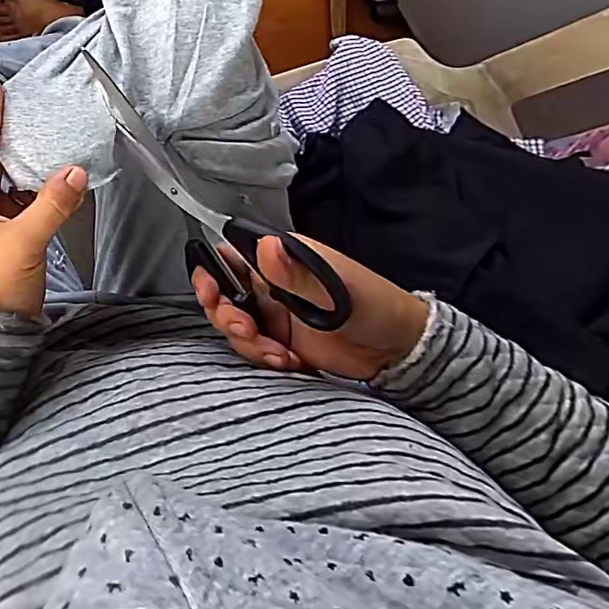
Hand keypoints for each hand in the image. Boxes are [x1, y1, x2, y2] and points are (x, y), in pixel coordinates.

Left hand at [0, 81, 88, 316]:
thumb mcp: (22, 241)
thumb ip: (52, 205)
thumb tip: (77, 172)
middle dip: (11, 132)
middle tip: (27, 104)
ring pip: (17, 179)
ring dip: (33, 160)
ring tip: (51, 133)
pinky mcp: (16, 232)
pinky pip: (32, 199)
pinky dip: (47, 186)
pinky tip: (63, 176)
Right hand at [193, 234, 428, 380]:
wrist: (398, 350)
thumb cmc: (375, 306)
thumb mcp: (336, 289)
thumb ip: (296, 273)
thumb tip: (266, 246)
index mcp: (284, 259)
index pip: (232, 257)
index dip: (212, 273)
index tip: (211, 292)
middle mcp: (272, 284)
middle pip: (225, 296)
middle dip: (228, 317)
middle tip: (248, 331)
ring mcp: (275, 314)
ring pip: (237, 327)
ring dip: (249, 344)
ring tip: (279, 354)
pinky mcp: (281, 341)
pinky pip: (255, 350)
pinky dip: (265, 360)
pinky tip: (290, 362)